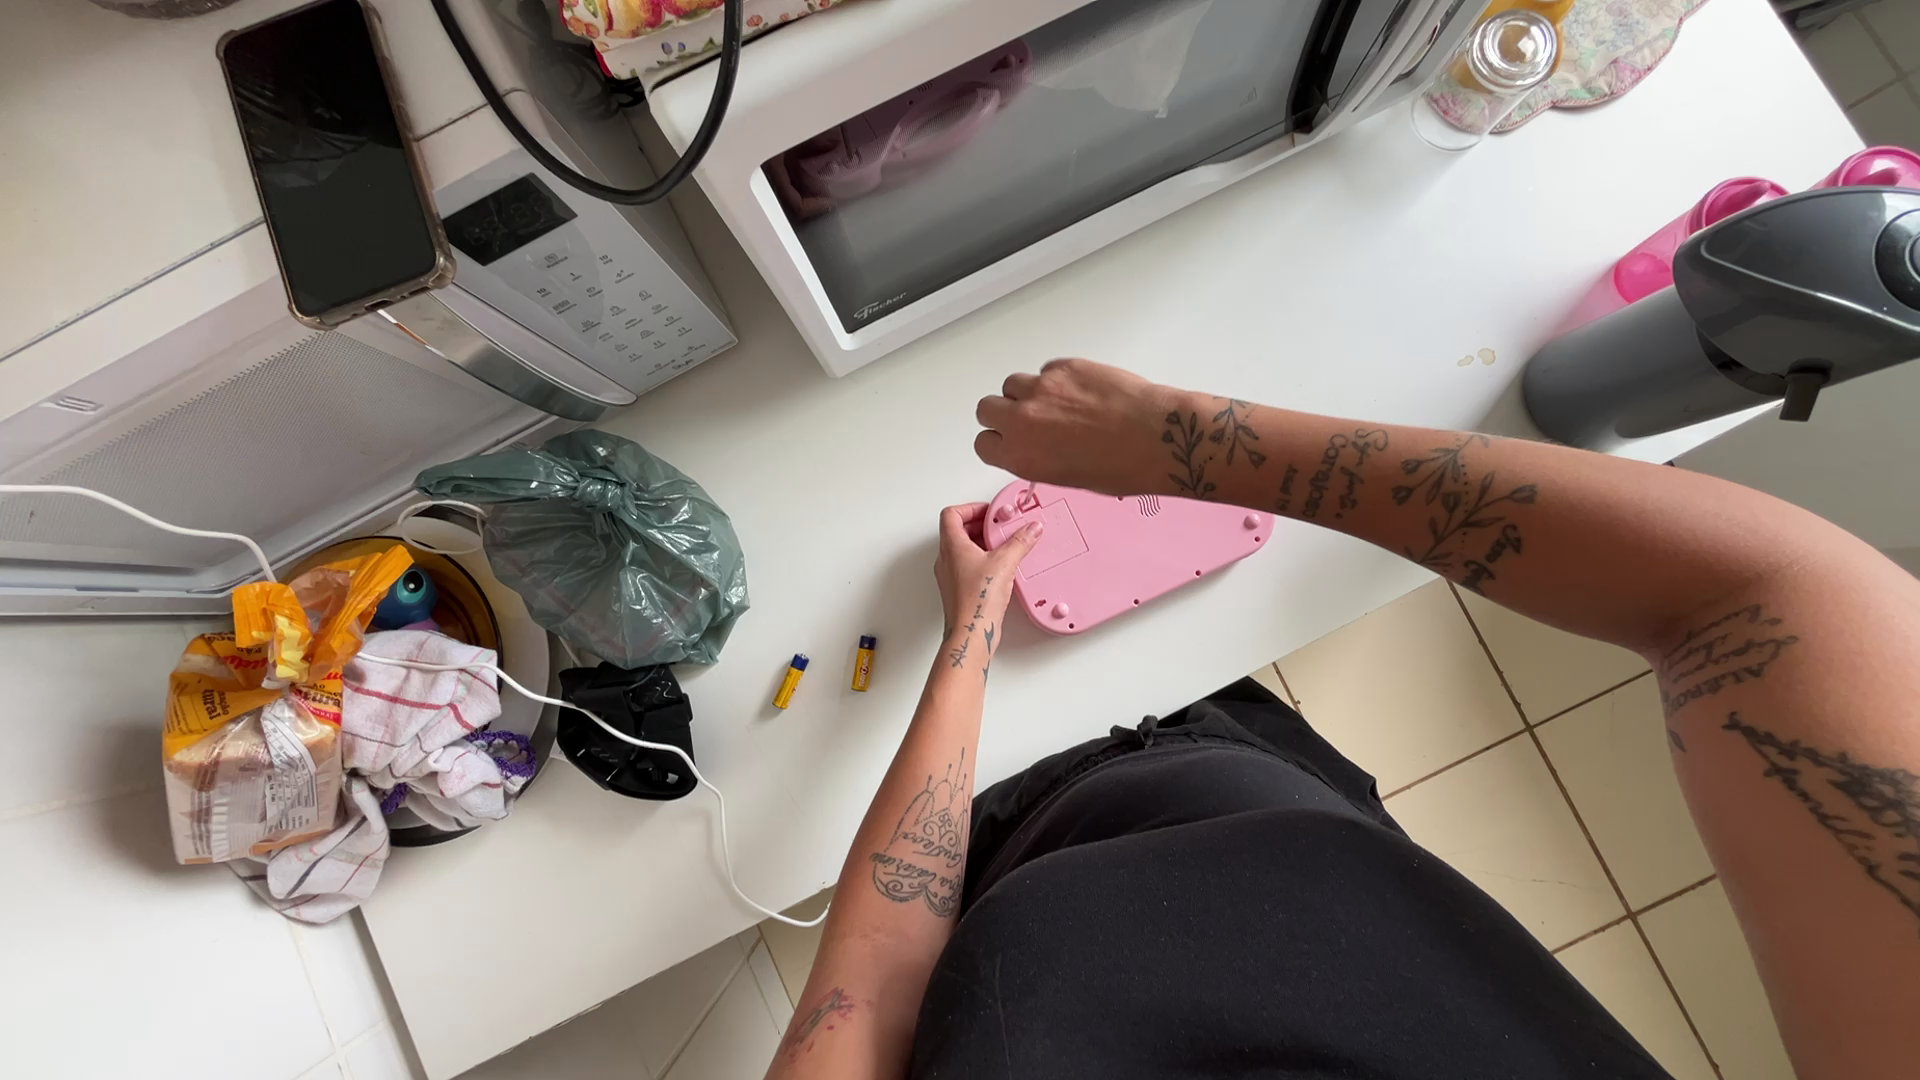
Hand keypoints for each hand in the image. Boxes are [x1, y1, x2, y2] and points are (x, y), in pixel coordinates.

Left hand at [934, 503, 1042, 659]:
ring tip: (1004, 545)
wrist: (971, 632)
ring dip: (983, 542)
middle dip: (981, 524)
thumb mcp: (1004, 563)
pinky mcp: (959, 589)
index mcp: (952, 546)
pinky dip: (983, 560)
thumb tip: (1031, 529)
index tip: (991, 512)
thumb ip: (1020, 542)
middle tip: (1000, 526)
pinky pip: (968, 565)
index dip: (971, 508)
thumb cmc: (977, 600)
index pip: (952, 514)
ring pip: (963, 548)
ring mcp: (951, 575)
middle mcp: (947, 559)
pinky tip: (1001, 567)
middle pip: (958, 530)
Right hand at [973, 358, 1184, 495]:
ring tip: (1057, 402)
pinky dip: (1058, 379)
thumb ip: (1038, 458)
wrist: (1156, 438)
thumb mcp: (1068, 477)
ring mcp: (1042, 389)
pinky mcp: (1064, 366)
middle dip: (1003, 412)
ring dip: (1028, 393)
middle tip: (1027, 417)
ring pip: (1014, 383)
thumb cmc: (1122, 466)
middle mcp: (1023, 421)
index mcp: (1020, 456)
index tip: (1008, 440)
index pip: (983, 443)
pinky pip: (1047, 369)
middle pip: (987, 407)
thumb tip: (1036, 447)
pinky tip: (1083, 392)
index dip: (996, 441)